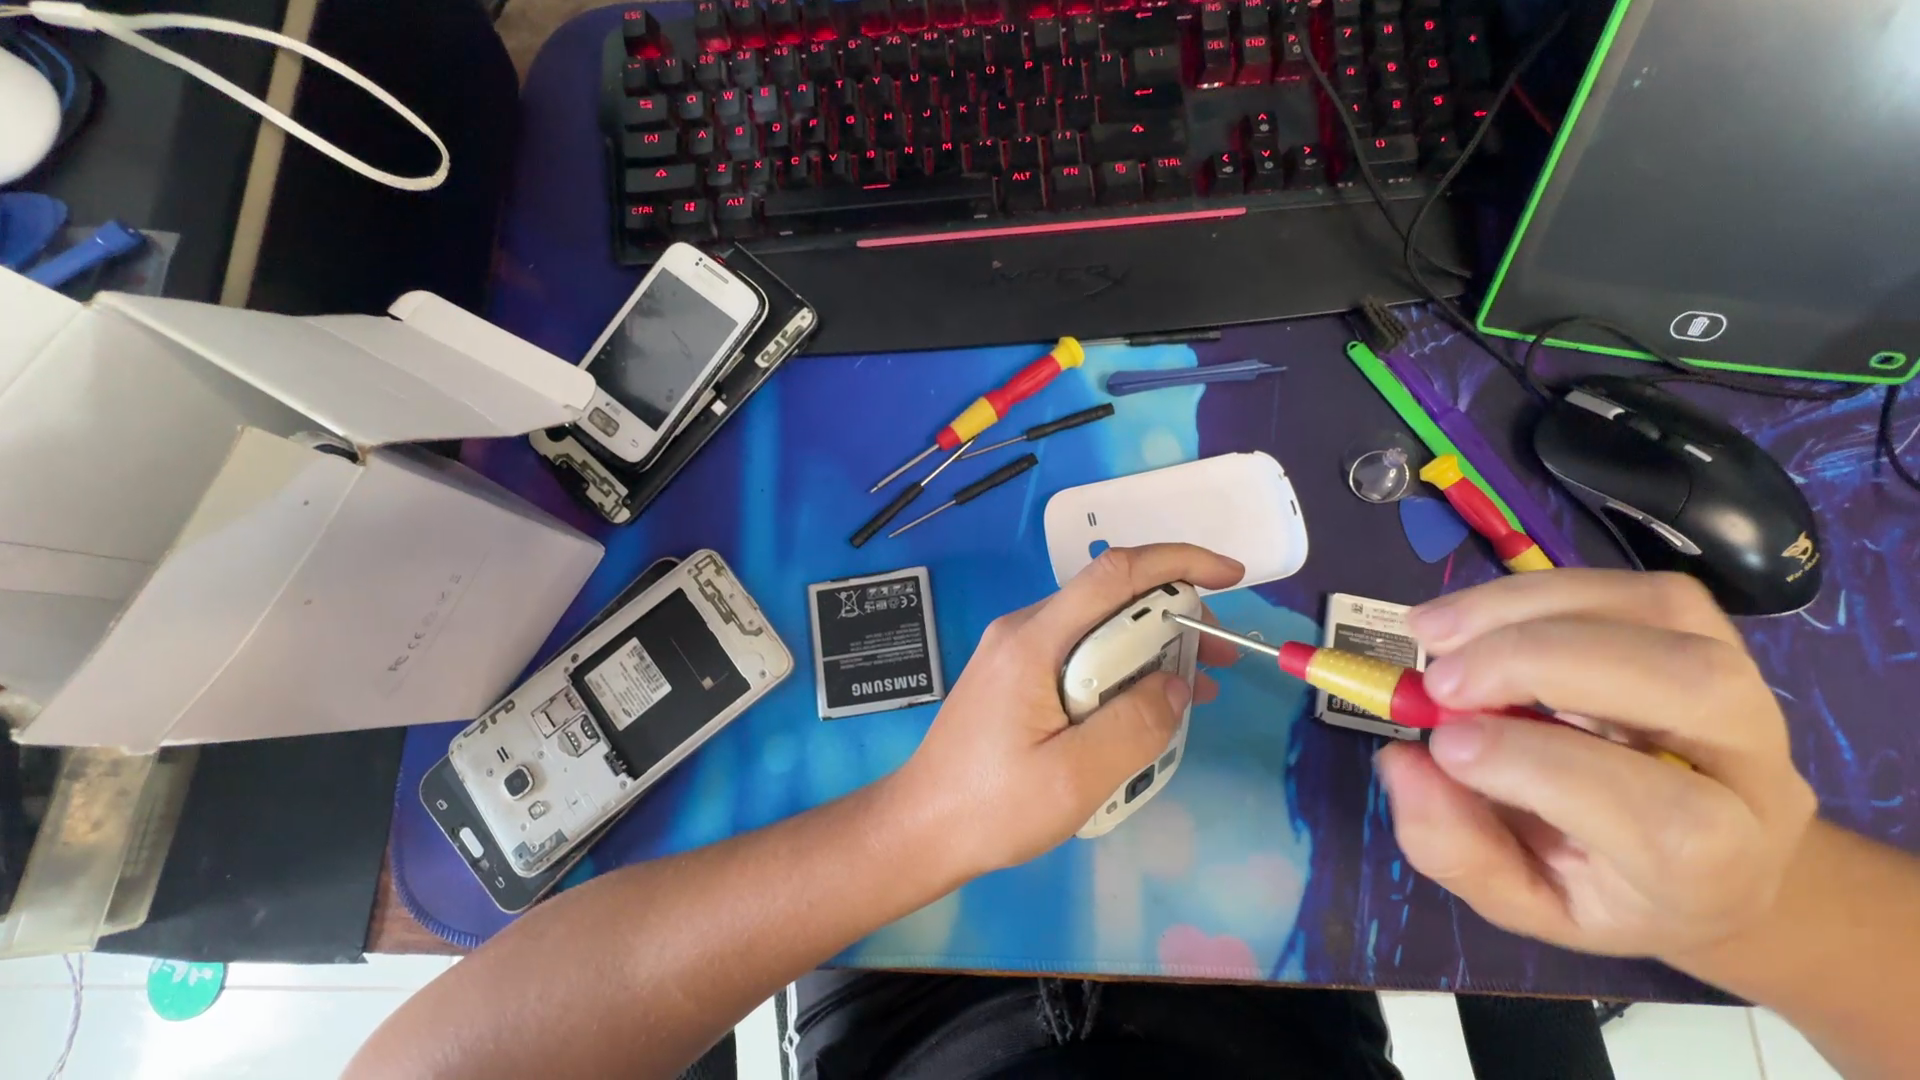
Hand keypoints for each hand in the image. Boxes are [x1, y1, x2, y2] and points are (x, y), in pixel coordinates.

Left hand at [892, 544, 1244, 878]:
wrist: (922, 828)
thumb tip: (1178, 684)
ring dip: (1151, 650)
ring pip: (1099, 630)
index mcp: (1034, 641)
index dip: (1178, 563)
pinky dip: (1122, 673)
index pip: (1114, 574)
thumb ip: (1134, 726)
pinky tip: (1148, 707)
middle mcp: (1024, 631)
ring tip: (1198, 687)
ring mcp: (1016, 653)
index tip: (1230, 577)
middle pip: (1110, 600)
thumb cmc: (993, 806)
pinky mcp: (1017, 677)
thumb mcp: (1075, 775)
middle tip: (1220, 658)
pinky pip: (1081, 658)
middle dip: (1174, 617)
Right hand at [1375, 570, 1816, 962]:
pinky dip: (1537, 591)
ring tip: (1430, 632)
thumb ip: (1456, 848)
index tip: (1441, 745)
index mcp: (1716, 867)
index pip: (1662, 814)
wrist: (1707, 855)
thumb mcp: (1522, 902)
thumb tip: (1401, 760)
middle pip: (1687, 684)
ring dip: (1522, 609)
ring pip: (1658, 613)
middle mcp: (1754, 770)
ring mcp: (1742, 690)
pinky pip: (1634, 587)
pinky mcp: (1709, 636)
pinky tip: (1470, 616)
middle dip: (1537, 662)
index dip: (1539, 765)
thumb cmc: (1602, 885)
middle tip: (1437, 680)